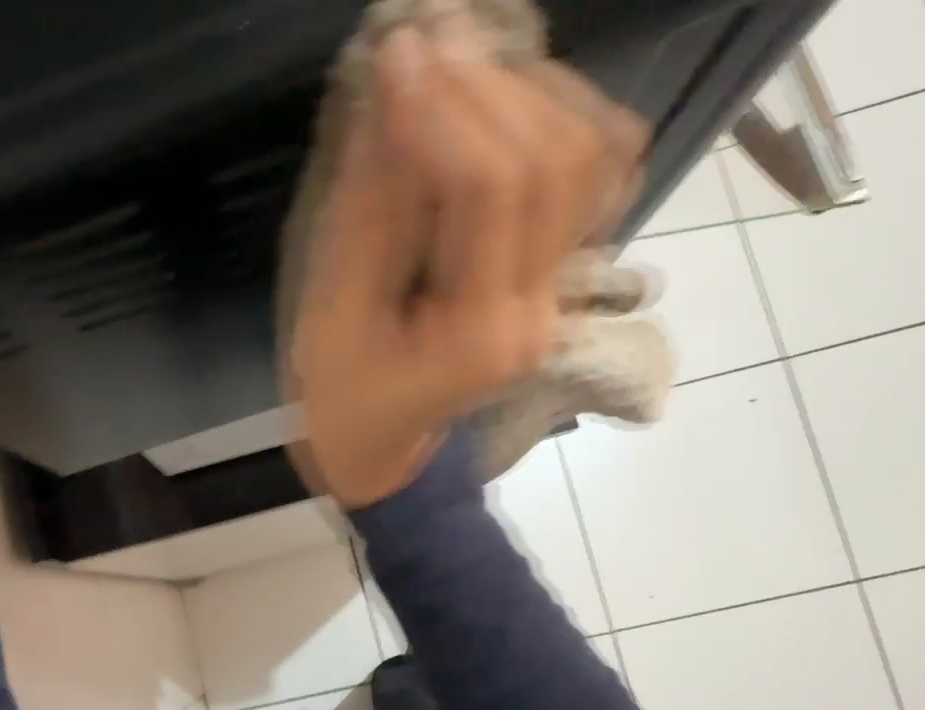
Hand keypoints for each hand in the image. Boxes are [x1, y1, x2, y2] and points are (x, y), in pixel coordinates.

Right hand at [291, 25, 646, 506]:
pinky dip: (554, 118)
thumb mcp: (333, 314)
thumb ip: (368, 208)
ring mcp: (562, 288)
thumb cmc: (343, 401)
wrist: (385, 452)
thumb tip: (390, 96)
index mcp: (480, 333)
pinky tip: (500, 99)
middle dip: (490, 85)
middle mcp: (543, 306)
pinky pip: (589, 174)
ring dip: (530, 91)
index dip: (443, 110)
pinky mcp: (557, 271)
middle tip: (427, 38)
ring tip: (460, 60)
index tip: (395, 55)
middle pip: (557, 161)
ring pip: (592, 157)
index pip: (490, 191)